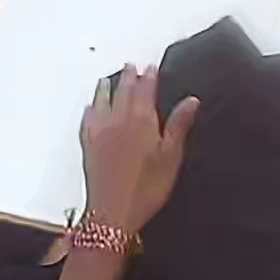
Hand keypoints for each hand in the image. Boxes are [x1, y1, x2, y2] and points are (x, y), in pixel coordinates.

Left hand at [79, 64, 198, 233]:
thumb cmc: (147, 187)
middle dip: (128, 78)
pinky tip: (91, 107)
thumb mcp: (172, 156)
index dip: (149, 77)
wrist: (113, 213)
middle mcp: (118, 121)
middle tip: (131, 66)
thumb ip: (179, 125)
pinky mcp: (89, 146)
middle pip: (123, 92)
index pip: (145, 91)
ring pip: (103, 102)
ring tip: (108, 78)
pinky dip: (91, 109)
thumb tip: (191, 100)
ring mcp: (100, 133)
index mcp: (141, 121)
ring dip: (107, 88)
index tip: (151, 67)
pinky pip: (88, 119)